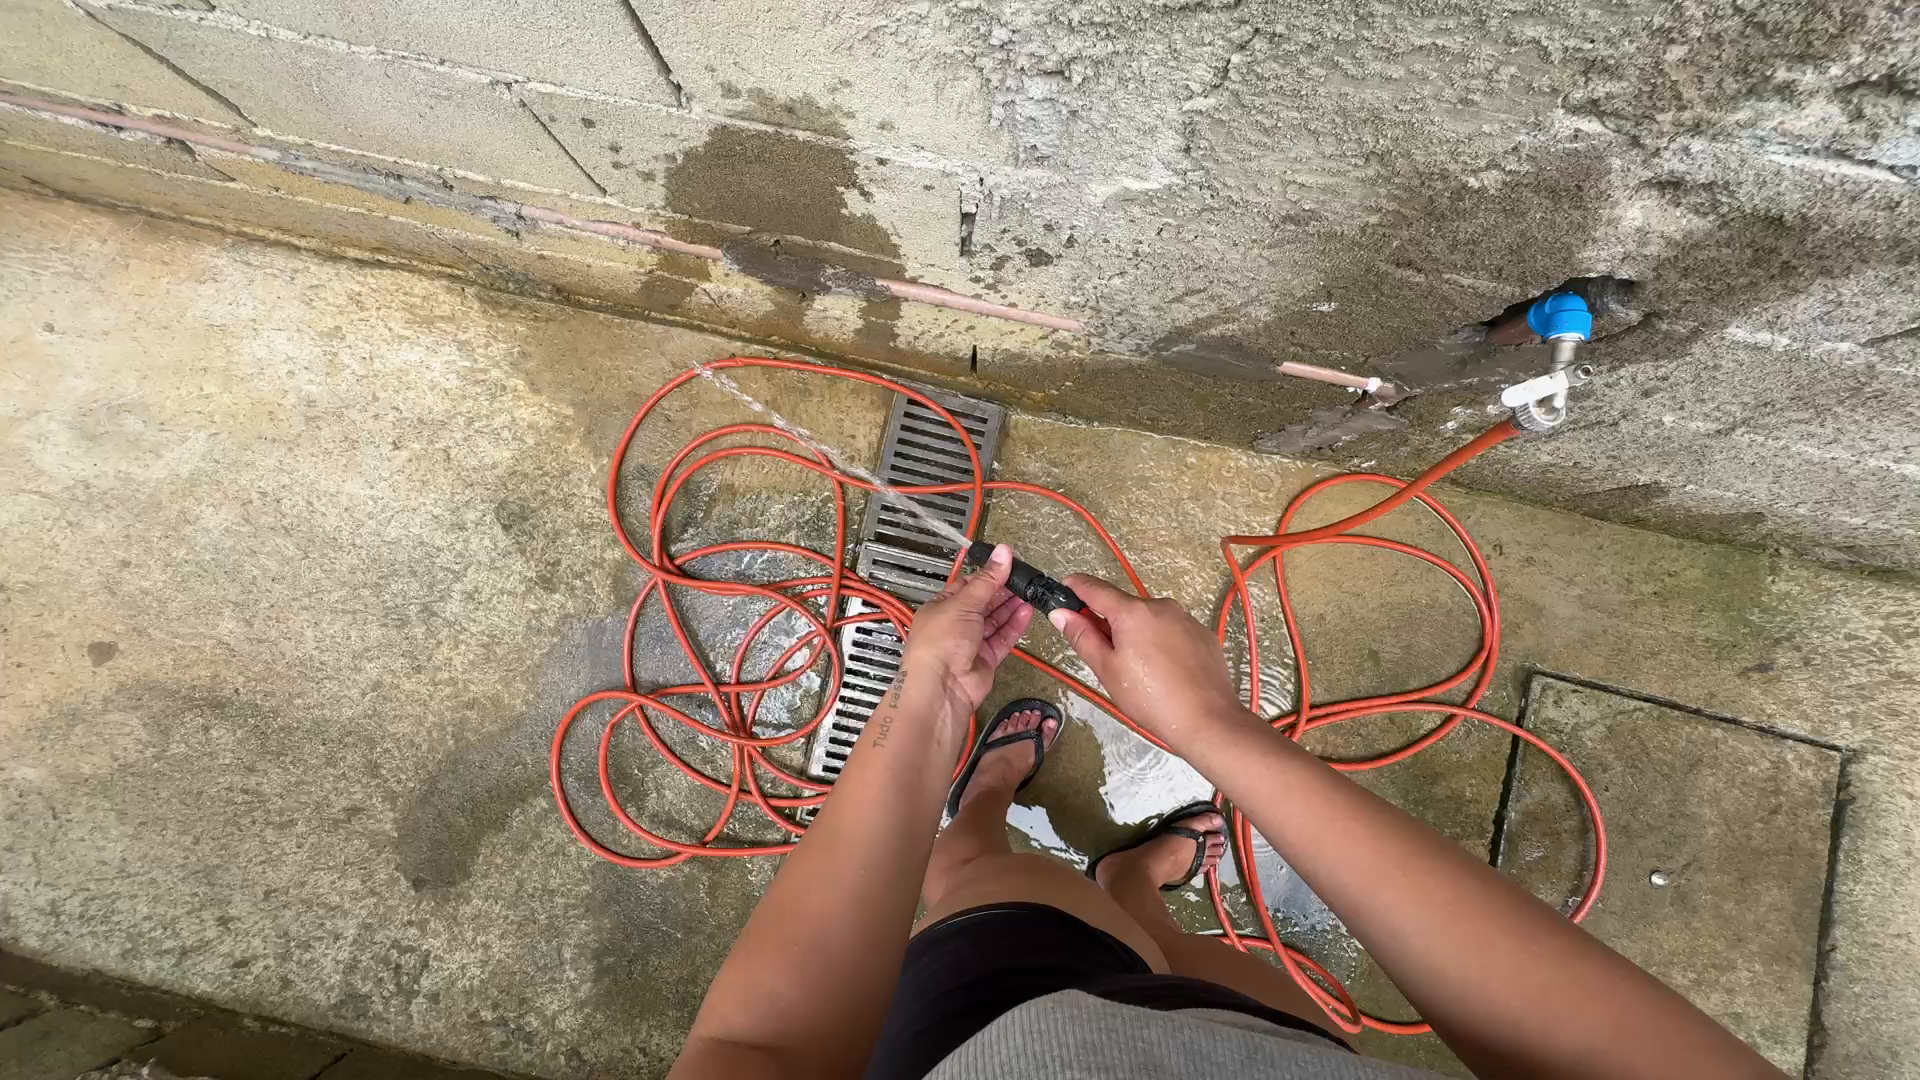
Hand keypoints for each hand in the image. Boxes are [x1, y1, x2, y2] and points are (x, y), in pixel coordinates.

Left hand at [899, 544, 1033, 717]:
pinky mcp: (985, 659)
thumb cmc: (938, 644)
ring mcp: (970, 643)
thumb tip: (1003, 553)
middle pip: (984, 603)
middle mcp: (955, 624)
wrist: (942, 687)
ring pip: (995, 621)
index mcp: (942, 607)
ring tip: (1030, 594)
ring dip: (1012, 608)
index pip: (968, 586)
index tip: (1008, 564)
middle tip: (1024, 579)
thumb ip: (988, 580)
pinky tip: (1026, 613)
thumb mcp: (964, 603)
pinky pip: (1002, 639)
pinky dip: (1014, 626)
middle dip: (1003, 591)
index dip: (988, 575)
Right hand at [1049, 574, 1252, 748]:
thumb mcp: (1107, 670)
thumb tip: (1060, 613)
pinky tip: (1163, 670)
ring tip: (1138, 669)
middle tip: (1104, 655)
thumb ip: (1082, 637)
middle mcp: (1160, 606)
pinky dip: (1160, 642)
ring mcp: (1185, 618)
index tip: (1063, 590)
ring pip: (1148, 619)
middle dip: (1108, 622)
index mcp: (1132, 612)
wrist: (1208, 720)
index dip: (1075, 587)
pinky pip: (1171, 630)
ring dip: (1136, 633)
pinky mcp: (1202, 634)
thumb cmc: (1150, 698)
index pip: (1095, 588)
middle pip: (1123, 606)